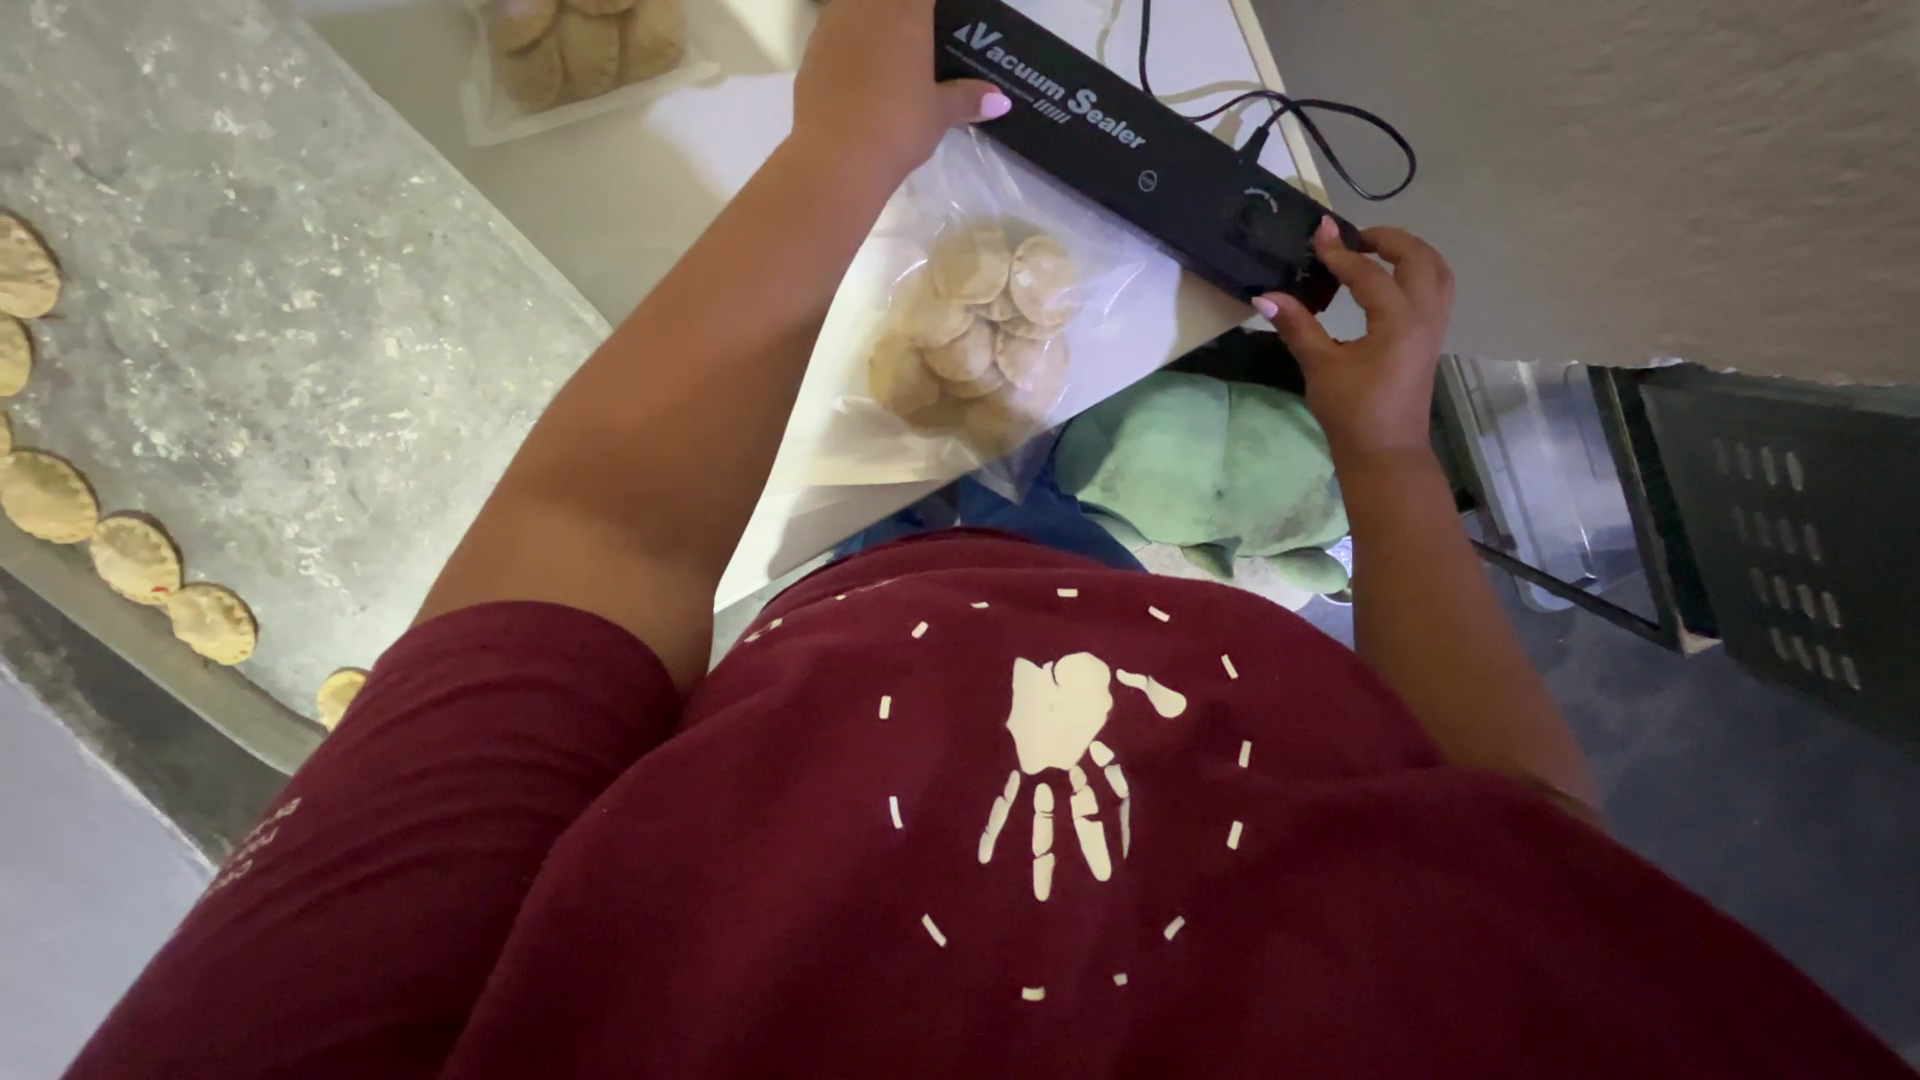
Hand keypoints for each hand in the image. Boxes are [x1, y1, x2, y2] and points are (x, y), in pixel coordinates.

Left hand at [793, 0, 1010, 181]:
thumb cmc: (898, 126)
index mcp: (905, 9)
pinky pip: (831, 32)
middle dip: (900, 12)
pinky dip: (844, 42)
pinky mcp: (810, 53)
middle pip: (884, 0)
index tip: (933, 18)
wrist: (838, 156)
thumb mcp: (938, 115)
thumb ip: (967, 99)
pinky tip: (855, 70)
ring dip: (867, 18)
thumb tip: (1000, 101)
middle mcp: (865, 5)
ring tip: (884, 48)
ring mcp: (831, 25)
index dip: (929, 7)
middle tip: (912, 39)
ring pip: (852, 5)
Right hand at [1253, 218, 1453, 459]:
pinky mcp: (1432, 338)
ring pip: (1436, 271)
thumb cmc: (1351, 411)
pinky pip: (1436, 290)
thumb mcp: (1320, 367)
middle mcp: (1425, 316)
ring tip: (1376, 250)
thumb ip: (1296, 326)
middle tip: (1353, 238)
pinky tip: (1391, 281)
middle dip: (1388, 239)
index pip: (1369, 274)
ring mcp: (1435, 327)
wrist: (1384, 450)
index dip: (1340, 253)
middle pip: (1418, 258)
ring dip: (1410, 252)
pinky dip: (1418, 273)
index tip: (1319, 234)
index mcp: (1399, 322)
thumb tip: (1265, 297)